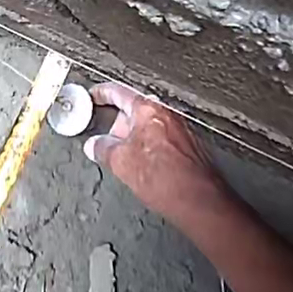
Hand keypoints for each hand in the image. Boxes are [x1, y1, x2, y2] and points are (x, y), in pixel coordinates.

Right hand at [85, 82, 232, 220]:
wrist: (199, 198)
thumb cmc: (168, 179)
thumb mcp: (122, 164)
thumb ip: (104, 149)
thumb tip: (95, 145)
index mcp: (147, 109)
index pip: (119, 92)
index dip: (102, 93)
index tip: (93, 95)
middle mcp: (165, 112)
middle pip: (134, 109)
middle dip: (118, 124)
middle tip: (108, 141)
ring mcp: (179, 125)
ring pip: (148, 125)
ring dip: (135, 137)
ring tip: (129, 161)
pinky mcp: (187, 141)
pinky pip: (162, 136)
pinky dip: (150, 145)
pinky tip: (148, 166)